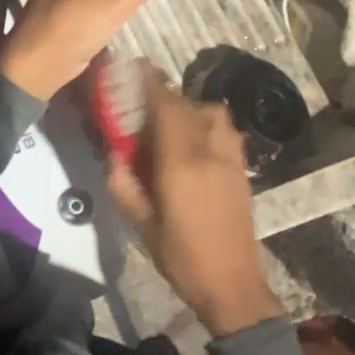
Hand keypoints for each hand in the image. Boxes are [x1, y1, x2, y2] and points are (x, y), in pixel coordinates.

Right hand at [107, 64, 283, 335]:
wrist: (232, 286)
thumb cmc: (180, 256)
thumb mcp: (139, 222)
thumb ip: (122, 181)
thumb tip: (113, 151)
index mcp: (180, 163)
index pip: (166, 107)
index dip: (150, 83)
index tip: (134, 68)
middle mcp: (208, 152)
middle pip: (187, 105)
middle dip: (164, 94)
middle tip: (142, 98)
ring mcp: (230, 159)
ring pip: (211, 112)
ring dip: (189, 107)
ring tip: (170, 120)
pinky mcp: (242, 169)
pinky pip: (225, 129)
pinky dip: (208, 121)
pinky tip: (195, 139)